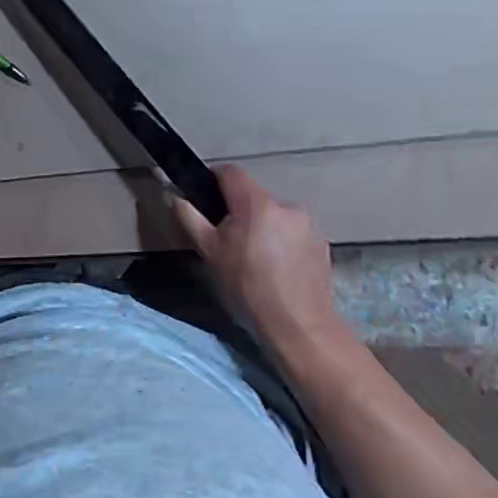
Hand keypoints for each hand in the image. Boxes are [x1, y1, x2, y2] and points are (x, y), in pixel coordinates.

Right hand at [173, 165, 342, 349]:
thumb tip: (175, 197)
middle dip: (239, 210)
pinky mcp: (322, 242)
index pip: (230, 172)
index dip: (213, 180)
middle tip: (229, 239)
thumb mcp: (208, 250)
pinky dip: (282, 239)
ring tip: (256, 256)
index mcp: (257, 204)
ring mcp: (309, 224)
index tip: (206, 200)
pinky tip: (277, 265)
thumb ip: (189, 217)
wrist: (298, 324)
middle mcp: (286, 206)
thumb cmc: (248, 286)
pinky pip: (292, 229)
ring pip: (273, 213)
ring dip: (262, 225)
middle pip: (253, 195)